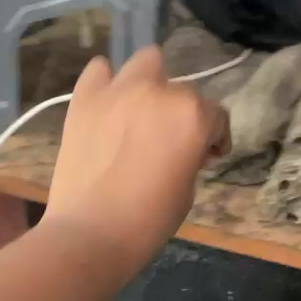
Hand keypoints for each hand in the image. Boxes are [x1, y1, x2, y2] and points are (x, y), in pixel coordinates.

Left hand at [40, 47, 227, 271]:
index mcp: (192, 117)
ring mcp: (119, 91)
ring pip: (146, 63)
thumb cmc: (145, 225)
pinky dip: (106, 84)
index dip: (215, 139)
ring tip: (139, 115)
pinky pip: (99, 70)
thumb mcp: (186, 195)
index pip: (216, 117)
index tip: (207, 157)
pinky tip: (107, 107)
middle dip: (180, 116)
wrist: (88, 237)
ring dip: (150, 84)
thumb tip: (184, 149)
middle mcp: (159, 92)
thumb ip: (190, 160)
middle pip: (181, 92)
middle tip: (168, 145)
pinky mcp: (84, 100)